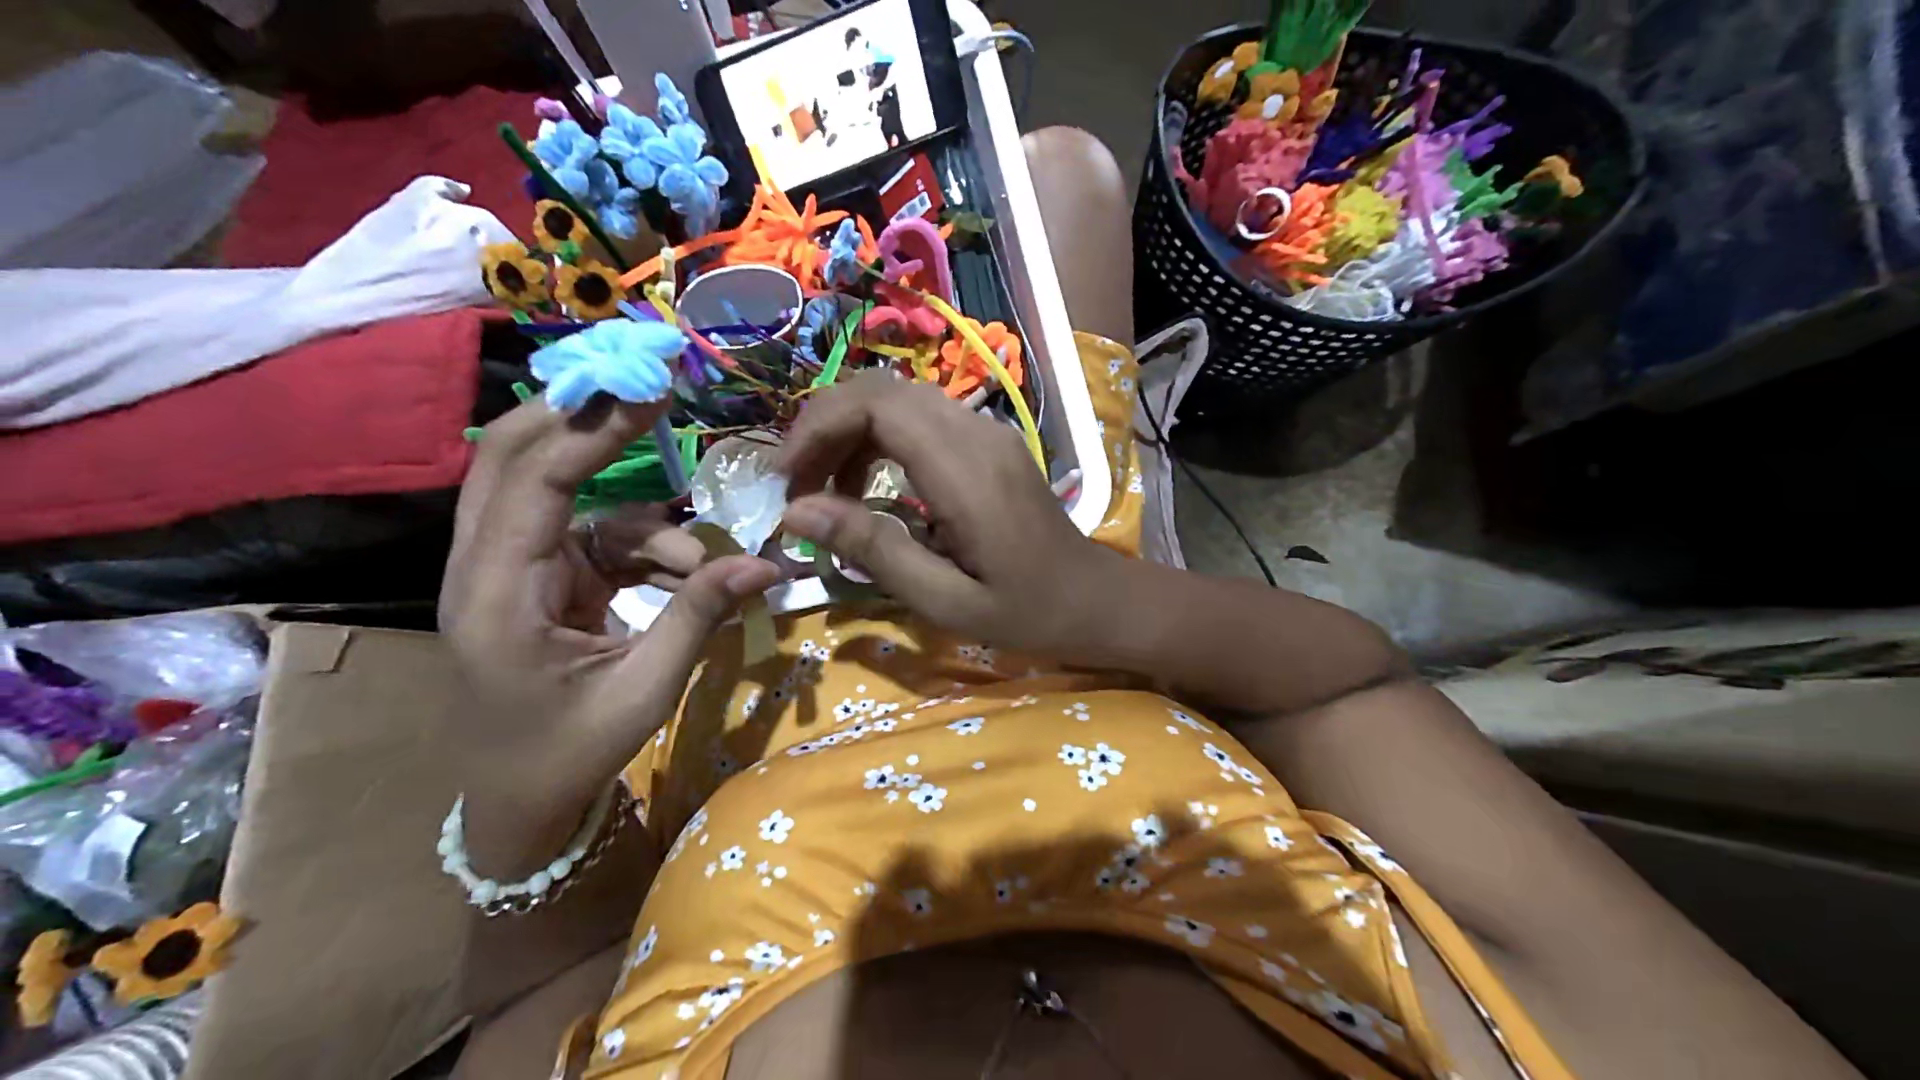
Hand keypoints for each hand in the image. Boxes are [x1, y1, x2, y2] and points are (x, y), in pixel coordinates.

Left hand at [440, 397, 778, 873]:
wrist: (520, 805)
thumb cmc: (570, 754)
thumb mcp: (644, 690)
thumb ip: (699, 616)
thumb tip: (767, 564)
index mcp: (497, 594)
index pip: (535, 485)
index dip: (591, 431)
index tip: (650, 392)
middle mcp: (489, 567)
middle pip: (513, 460)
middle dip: (578, 421)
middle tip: (646, 399)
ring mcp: (512, 570)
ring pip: (564, 499)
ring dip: (643, 521)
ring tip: (703, 568)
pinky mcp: (543, 580)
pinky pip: (597, 537)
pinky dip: (647, 549)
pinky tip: (689, 580)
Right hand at [776, 374, 1121, 653]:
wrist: (1097, 600)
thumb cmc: (1027, 611)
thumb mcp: (945, 600)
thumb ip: (874, 549)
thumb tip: (798, 510)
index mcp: (965, 470)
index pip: (875, 405)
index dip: (818, 428)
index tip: (786, 480)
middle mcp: (975, 433)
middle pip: (880, 391)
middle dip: (824, 428)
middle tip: (797, 487)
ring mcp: (986, 432)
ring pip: (897, 400)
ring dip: (849, 434)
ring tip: (826, 493)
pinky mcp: (988, 442)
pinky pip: (919, 419)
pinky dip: (878, 441)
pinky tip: (869, 488)